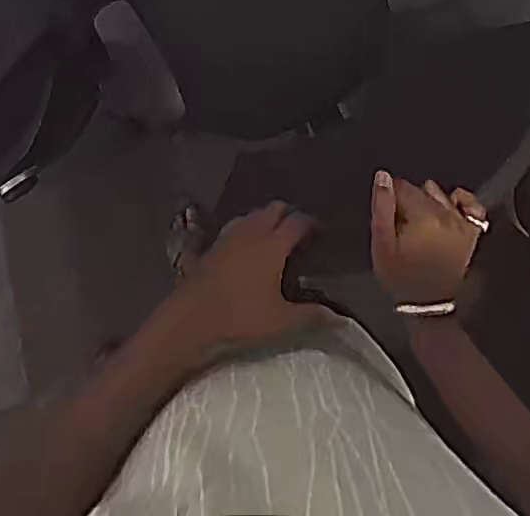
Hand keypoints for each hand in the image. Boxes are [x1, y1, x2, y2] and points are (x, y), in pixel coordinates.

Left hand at [152, 202, 333, 363]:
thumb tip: (340, 318)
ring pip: (254, 214)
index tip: (320, 232)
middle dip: (289, 213)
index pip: (299, 221)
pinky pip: (235, 226)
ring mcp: (230, 236)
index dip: (312, 223)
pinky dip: (246, 228)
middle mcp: (254, 232)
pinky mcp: (212, 245)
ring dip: (266, 217)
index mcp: (274, 244)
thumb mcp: (280, 322)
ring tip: (274, 234)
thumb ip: (311, 316)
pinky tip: (245, 245)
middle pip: (275, 208)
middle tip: (298, 230)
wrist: (189, 319)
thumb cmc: (239, 318)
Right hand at [371, 171, 484, 304]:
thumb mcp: (382, 246)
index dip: (391, 199)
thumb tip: (383, 176)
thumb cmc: (402, 277)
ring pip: (440, 194)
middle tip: (402, 227)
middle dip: (408, 202)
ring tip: (420, 224)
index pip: (402, 186)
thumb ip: (381, 208)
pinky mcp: (473, 229)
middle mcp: (447, 213)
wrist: (430, 306)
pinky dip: (460, 201)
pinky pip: (470, 203)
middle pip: (420, 190)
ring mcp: (463, 220)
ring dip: (429, 202)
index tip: (389, 217)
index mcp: (423, 214)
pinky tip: (448, 209)